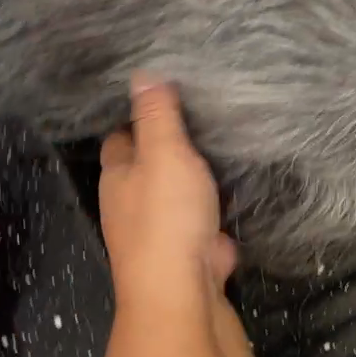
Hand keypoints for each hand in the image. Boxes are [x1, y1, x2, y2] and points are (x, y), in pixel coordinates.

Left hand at [99, 73, 238, 304]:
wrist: (182, 283)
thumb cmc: (167, 214)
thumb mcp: (164, 153)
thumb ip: (157, 116)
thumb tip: (141, 73)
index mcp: (119, 175)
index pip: (122, 137)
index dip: (140, 118)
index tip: (170, 97)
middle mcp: (131, 199)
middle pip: (146, 163)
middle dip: (168, 144)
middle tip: (205, 115)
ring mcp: (159, 224)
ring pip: (174, 188)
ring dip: (192, 173)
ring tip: (225, 142)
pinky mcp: (188, 242)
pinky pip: (199, 211)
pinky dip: (212, 199)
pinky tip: (235, 185)